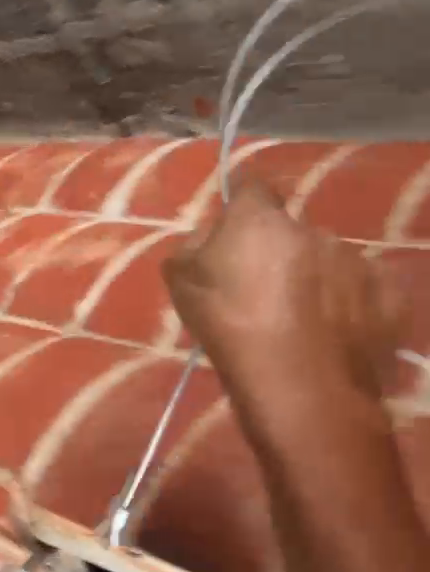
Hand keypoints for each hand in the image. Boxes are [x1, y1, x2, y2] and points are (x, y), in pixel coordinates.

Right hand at [164, 176, 403, 402]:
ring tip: (295, 309)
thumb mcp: (178, 275)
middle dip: (273, 244)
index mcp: (261, 220)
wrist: (301, 385)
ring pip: (325, 257)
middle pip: (289, 228)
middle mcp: (315, 232)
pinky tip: (327, 324)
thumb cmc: (225, 321)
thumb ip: (197, 244)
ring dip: (310, 271)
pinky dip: (344, 297)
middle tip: (255, 278)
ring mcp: (361, 265)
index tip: (232, 214)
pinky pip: (360, 287)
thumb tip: (217, 239)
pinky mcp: (393, 300)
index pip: (254, 186)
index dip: (242, 196)